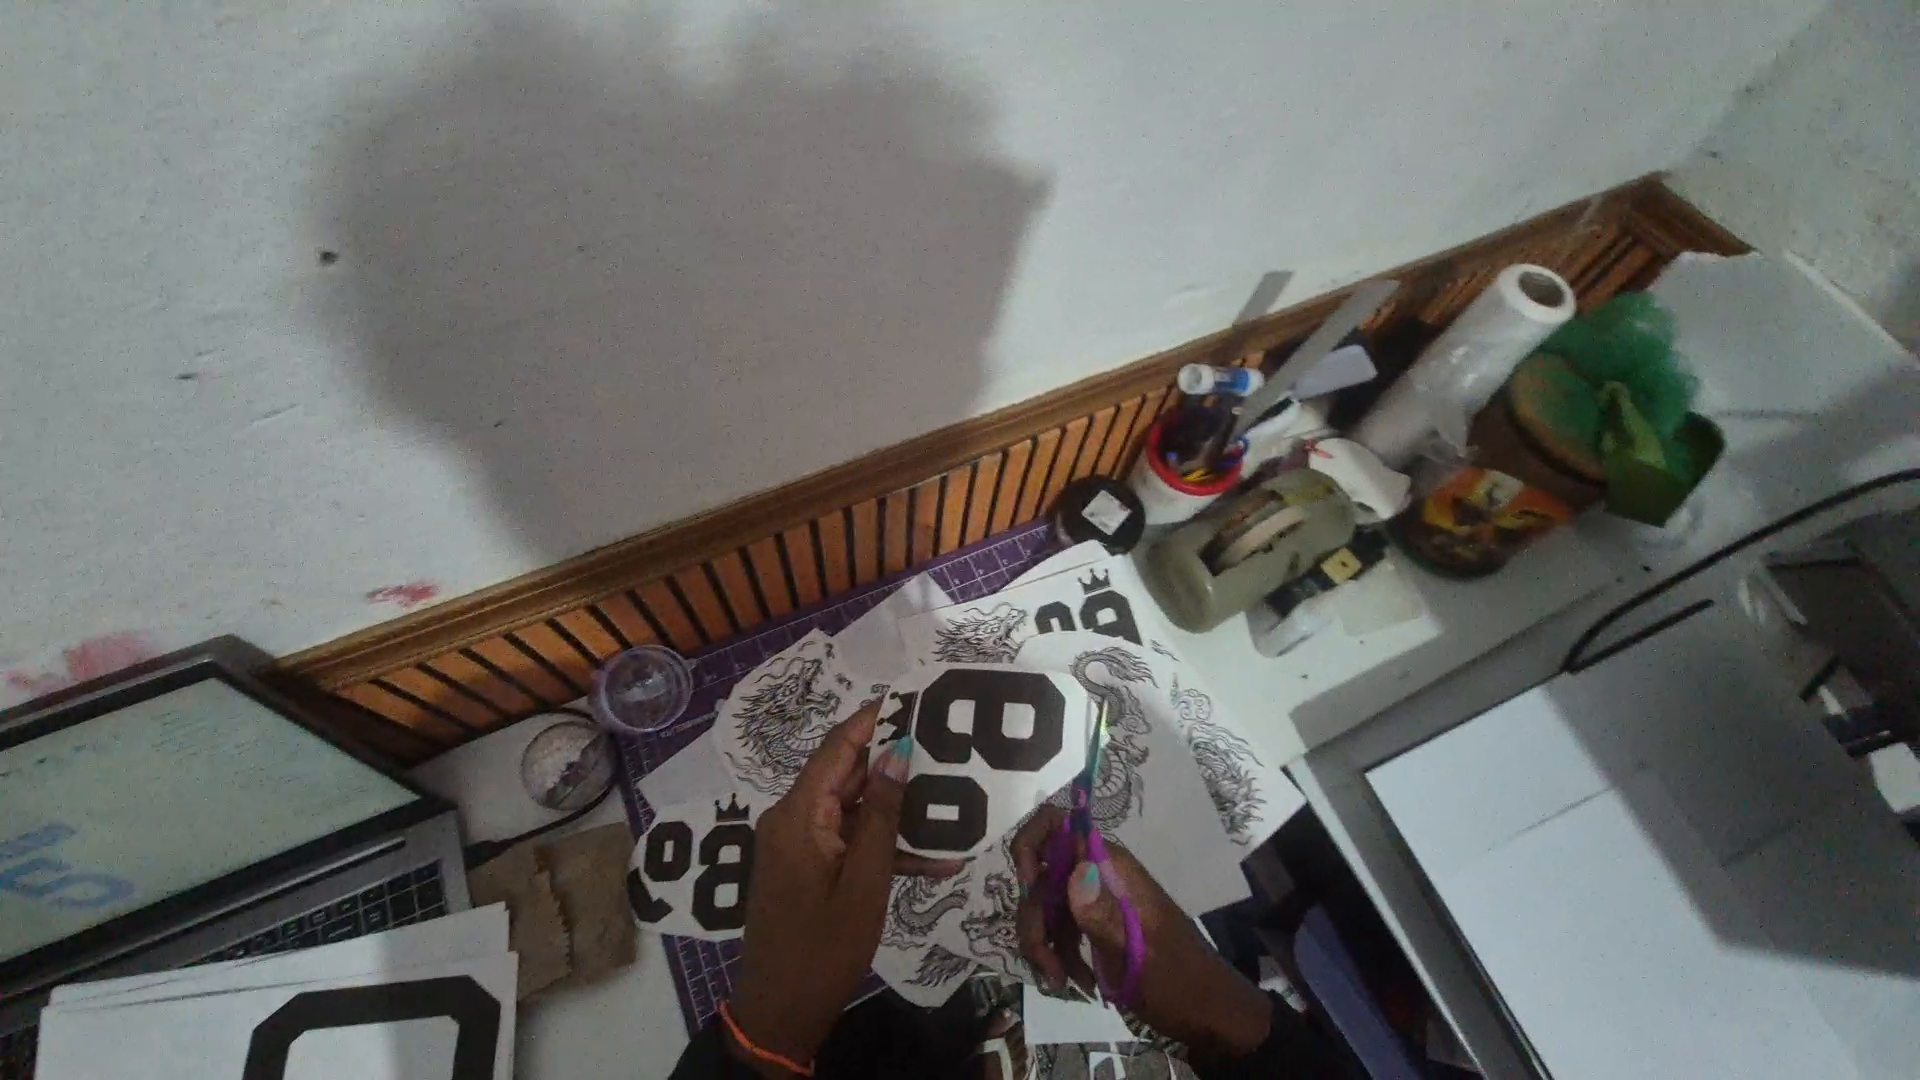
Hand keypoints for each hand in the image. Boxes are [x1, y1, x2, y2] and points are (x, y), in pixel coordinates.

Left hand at [727, 704, 955, 1074]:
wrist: (782, 1014)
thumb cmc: (824, 948)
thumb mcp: (864, 881)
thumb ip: (881, 814)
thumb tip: (897, 752)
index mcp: (798, 814)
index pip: (836, 748)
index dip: (871, 719)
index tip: (909, 697)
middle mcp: (793, 818)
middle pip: (845, 774)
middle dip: (892, 760)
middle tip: (941, 743)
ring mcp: (800, 843)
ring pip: (853, 808)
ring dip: (896, 809)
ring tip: (949, 795)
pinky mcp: (809, 866)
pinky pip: (849, 840)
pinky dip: (883, 846)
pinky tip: (934, 859)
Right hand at [1011, 806, 1271, 1063]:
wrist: (1210, 1015)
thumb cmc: (1177, 981)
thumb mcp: (1137, 953)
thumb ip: (1102, 914)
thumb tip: (1074, 869)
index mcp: (1109, 864)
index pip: (1056, 822)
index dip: (1032, 844)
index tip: (1029, 887)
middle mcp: (1097, 872)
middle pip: (1042, 875)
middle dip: (1035, 918)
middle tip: (1046, 964)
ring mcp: (1094, 899)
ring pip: (1045, 905)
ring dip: (1042, 942)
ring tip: (1058, 982)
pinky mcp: (1093, 924)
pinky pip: (1059, 928)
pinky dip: (1057, 955)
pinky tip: (1073, 983)